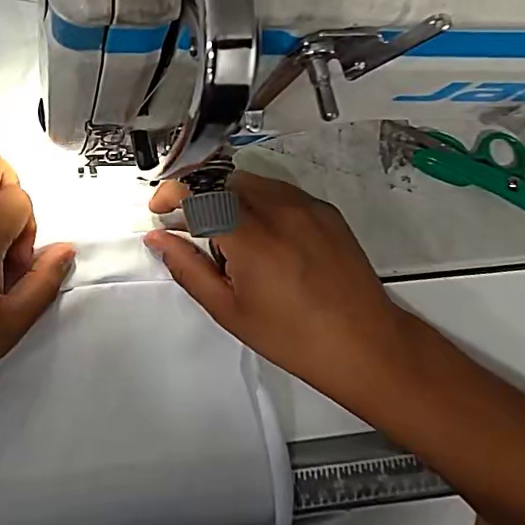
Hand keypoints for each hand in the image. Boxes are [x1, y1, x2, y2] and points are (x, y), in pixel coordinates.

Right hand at [144, 172, 417, 409]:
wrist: (365, 344)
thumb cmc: (296, 337)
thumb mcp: (228, 309)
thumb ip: (187, 268)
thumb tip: (160, 239)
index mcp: (252, 239)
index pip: (198, 191)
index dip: (170, 193)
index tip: (161, 208)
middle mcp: (280, 212)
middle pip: (221, 180)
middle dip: (198, 197)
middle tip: (192, 229)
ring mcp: (306, 207)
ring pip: (249, 181)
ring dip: (227, 198)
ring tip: (231, 238)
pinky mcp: (325, 210)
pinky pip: (279, 191)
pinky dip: (258, 203)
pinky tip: (263, 237)